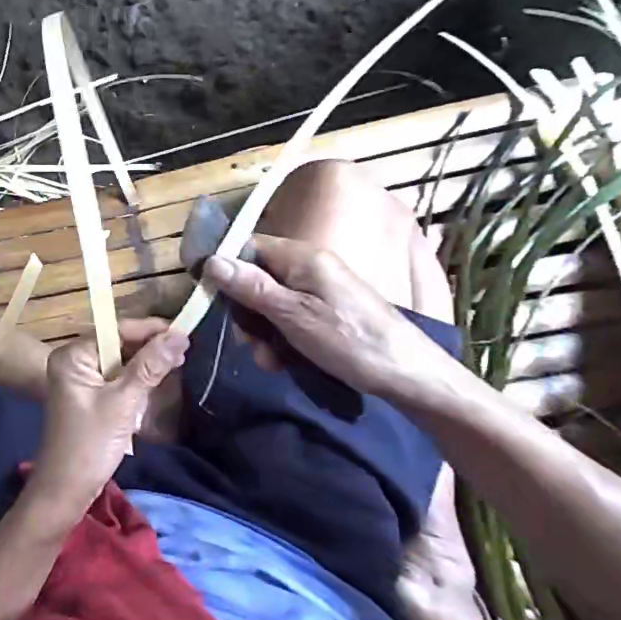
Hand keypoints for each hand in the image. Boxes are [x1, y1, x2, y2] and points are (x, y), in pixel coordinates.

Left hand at [29, 319, 188, 509]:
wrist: (65, 492)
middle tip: (185, 348)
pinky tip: (159, 378)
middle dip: (151, 346)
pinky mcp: (89, 395)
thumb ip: (150, 366)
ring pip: (121, 360)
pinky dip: (138, 378)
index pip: (117, 329)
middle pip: (119, 342)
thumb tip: (180, 336)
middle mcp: (74, 360)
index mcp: (73, 356)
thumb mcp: (124, 402)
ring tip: (179, 361)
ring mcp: (81, 378)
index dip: (150, 329)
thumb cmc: (90, 445)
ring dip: (147, 362)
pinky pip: (117, 377)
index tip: (183, 331)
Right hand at [201, 234, 466, 407]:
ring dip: (266, 332)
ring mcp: (322, 289)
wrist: (408, 373)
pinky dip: (286, 338)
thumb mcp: (293, 316)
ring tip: (272, 361)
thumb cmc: (350, 340)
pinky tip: (287, 363)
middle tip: (249, 344)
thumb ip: (253, 288)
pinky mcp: (331, 311)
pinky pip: (295, 317)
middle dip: (248, 311)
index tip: (212, 300)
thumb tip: (212, 260)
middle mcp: (311, 265)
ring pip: (275, 302)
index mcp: (303, 256)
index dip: (226, 269)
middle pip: (259, 276)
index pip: (249, 246)